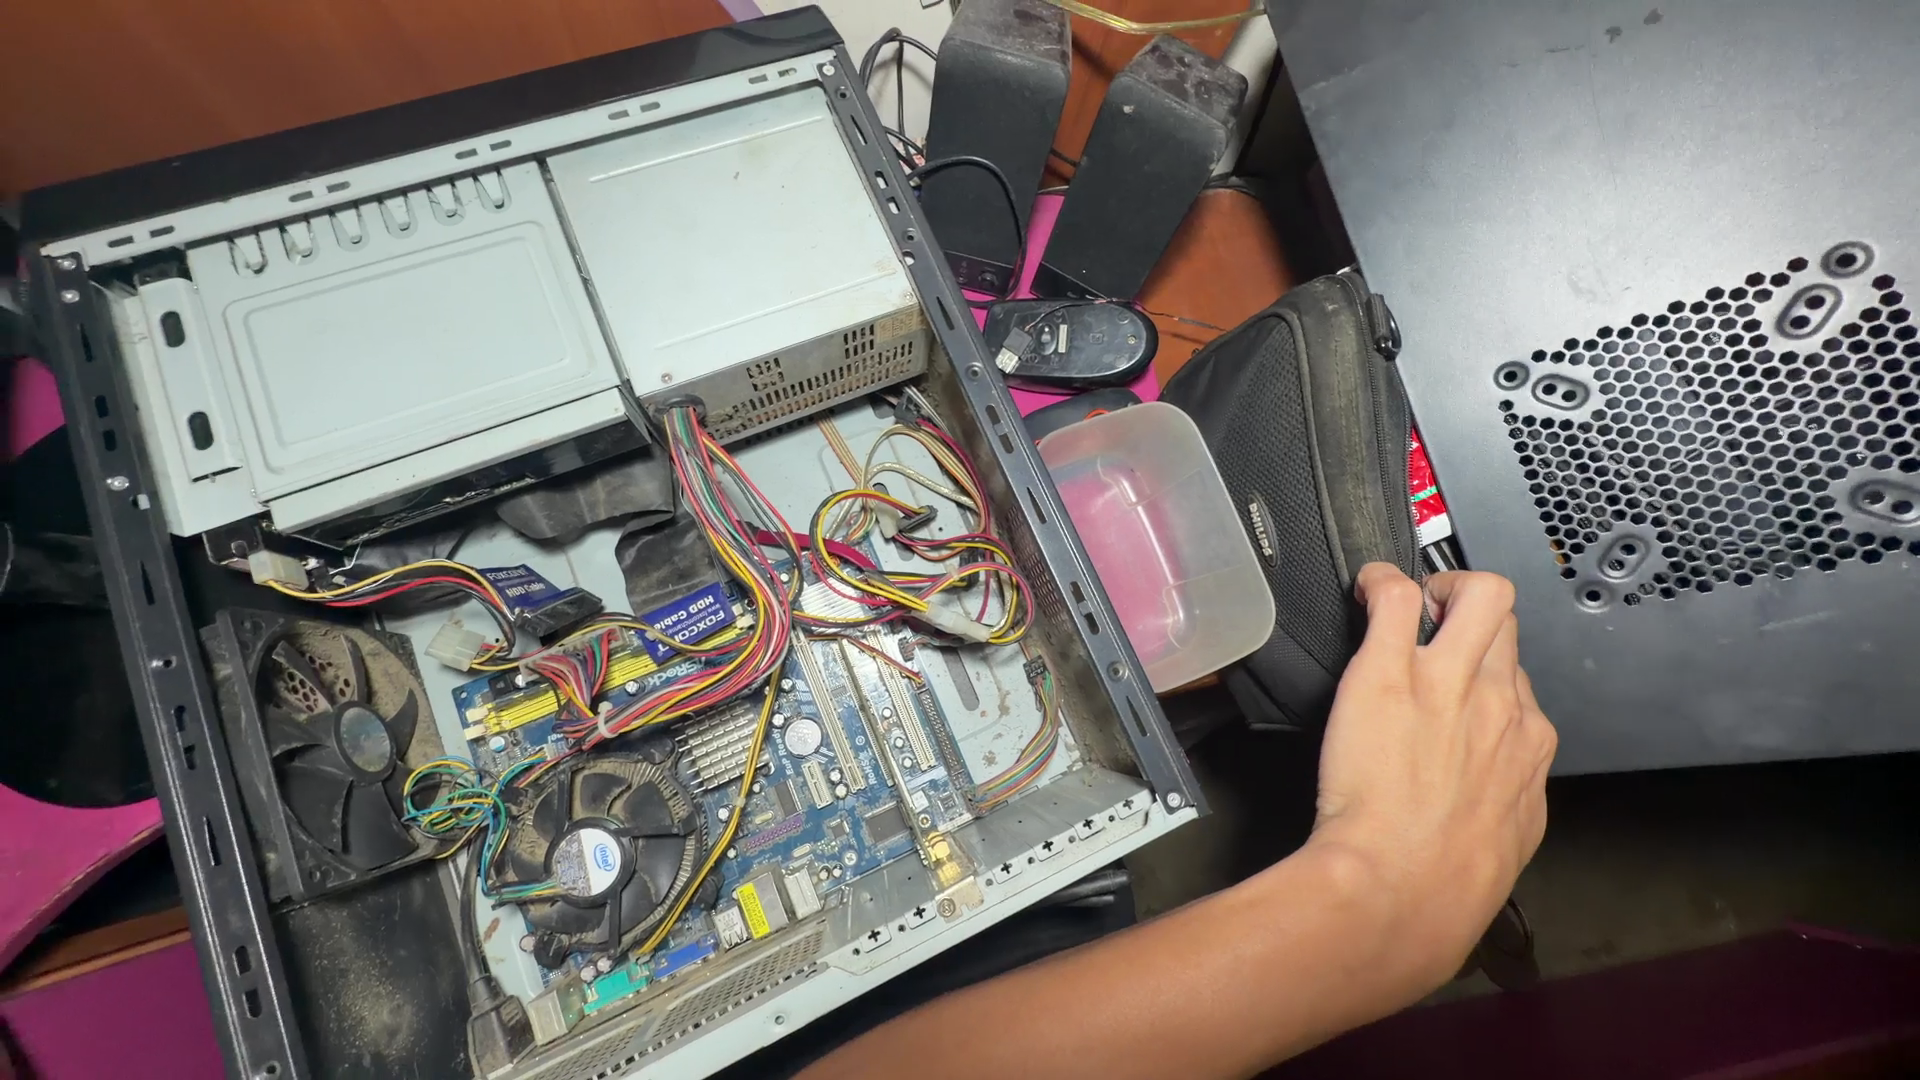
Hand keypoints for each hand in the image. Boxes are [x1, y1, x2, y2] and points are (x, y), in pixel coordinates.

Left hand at [1307, 563, 1554, 995]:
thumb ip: (1502, 786)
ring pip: (1477, 595)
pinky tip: (1364, 587)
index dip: (1483, 662)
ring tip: (1405, 601)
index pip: (1517, 673)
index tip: (1455, 664)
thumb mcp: (1503, 829)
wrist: (1403, 880)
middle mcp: (1499, 700)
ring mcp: (1448, 680)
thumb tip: (1483, 773)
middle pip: (1509, 622)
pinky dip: (1381, 581)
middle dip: (1474, 607)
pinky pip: (1397, 597)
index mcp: (1526, 739)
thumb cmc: (1446, 871)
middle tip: (1432, 616)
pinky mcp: (1391, 671)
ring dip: (1441, 587)